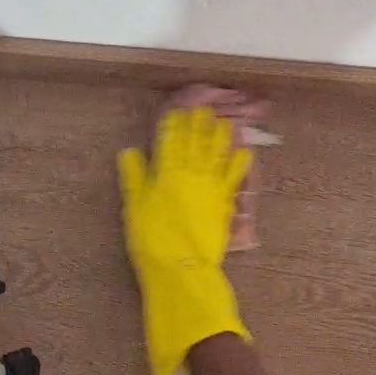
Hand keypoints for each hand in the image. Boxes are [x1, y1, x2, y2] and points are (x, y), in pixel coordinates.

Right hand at [118, 107, 253, 374]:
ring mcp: (211, 187)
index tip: (178, 108)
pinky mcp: (225, 203)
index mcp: (165, 172)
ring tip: (226, 120)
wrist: (180, 268)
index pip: (170, 140)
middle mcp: (190, 174)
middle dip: (199, 123)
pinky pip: (235, 177)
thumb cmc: (151, 239)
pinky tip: (246, 150)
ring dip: (222, 136)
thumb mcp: (134, 207)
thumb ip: (134, 177)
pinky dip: (240, 162)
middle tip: (205, 106)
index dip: (174, 123)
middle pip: (196, 142)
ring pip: (218, 154)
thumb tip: (129, 151)